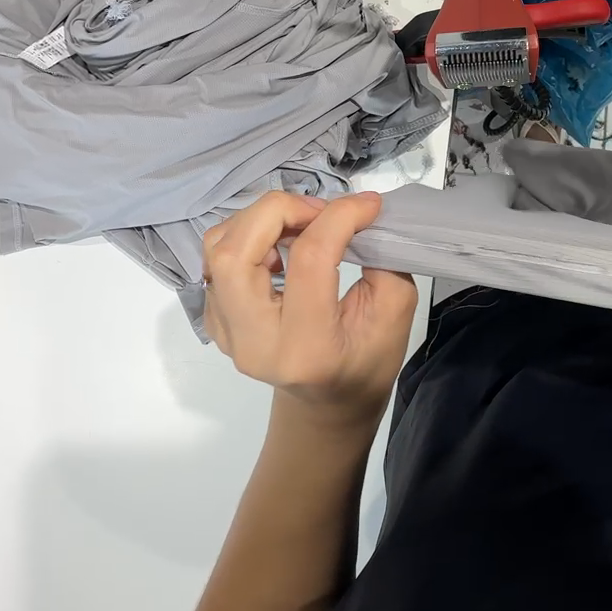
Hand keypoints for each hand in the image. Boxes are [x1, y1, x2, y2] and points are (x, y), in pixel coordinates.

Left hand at [202, 191, 417, 429]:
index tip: (368, 205)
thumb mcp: (395, 313)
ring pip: (217, 249)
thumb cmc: (367, 362)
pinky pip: (216, 260)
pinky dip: (248, 237)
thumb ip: (383, 259)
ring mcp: (227, 333)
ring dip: (259, 220)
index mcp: (306, 347)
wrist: (327, 405)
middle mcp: (254, 342)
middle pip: (236, 252)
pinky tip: (280, 246)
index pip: (309, 260)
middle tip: (319, 210)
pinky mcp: (216, 320)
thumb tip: (357, 211)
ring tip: (298, 225)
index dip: (340, 217)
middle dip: (279, 210)